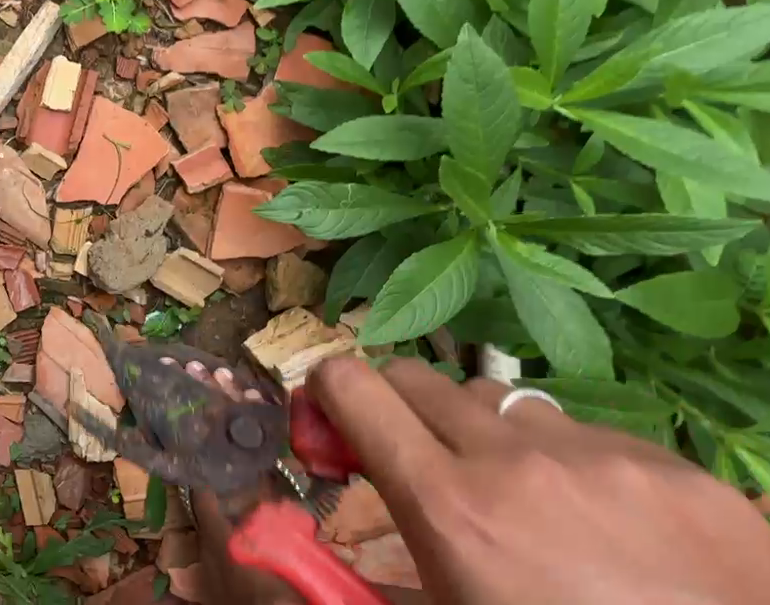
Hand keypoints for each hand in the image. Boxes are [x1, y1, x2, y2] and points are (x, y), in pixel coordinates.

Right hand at [310, 356, 769, 604]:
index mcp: (449, 506)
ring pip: (501, 401)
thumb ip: (350, 574)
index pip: (347, 383)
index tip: (338, 428)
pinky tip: (613, 527)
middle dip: (404, 413)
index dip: (330, 396)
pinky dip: (577, 464)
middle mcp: (516, 462)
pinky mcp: (683, 473)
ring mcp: (606, 460)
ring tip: (530, 501)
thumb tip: (269, 535)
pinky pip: (592, 433)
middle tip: (426, 465)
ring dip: (491, 435)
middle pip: (415, 379)